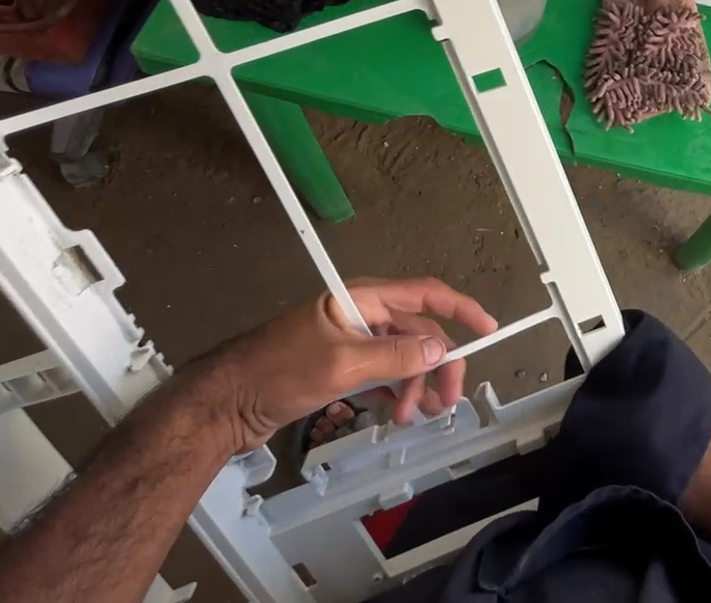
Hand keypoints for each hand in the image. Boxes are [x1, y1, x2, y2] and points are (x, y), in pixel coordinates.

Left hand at [185, 277, 499, 454]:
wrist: (221, 406)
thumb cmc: (278, 372)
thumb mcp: (342, 364)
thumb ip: (395, 356)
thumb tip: (439, 351)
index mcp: (364, 298)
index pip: (426, 294)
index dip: (461, 309)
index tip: (489, 329)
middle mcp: (364, 313)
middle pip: (418, 332)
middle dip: (436, 365)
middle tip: (447, 400)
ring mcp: (353, 339)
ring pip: (403, 356)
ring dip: (415, 384)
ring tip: (413, 416)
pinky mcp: (342, 364)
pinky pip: (383, 371)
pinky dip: (395, 390)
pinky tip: (395, 411)